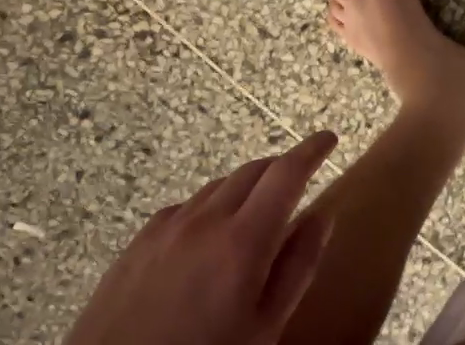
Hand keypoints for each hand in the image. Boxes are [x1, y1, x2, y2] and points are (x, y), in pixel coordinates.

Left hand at [65, 131, 339, 344]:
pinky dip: (207, 208)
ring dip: (244, 188)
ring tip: (254, 212)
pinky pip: (182, 208)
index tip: (329, 139)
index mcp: (243, 240)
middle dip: (281, 169)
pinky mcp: (135, 246)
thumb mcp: (264, 328)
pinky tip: (205, 237)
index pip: (287, 172)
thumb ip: (298, 267)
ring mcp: (165, 231)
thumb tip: (322, 217)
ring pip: (218, 186)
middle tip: (298, 182)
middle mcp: (205, 222)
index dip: (312, 149)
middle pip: (253, 170)